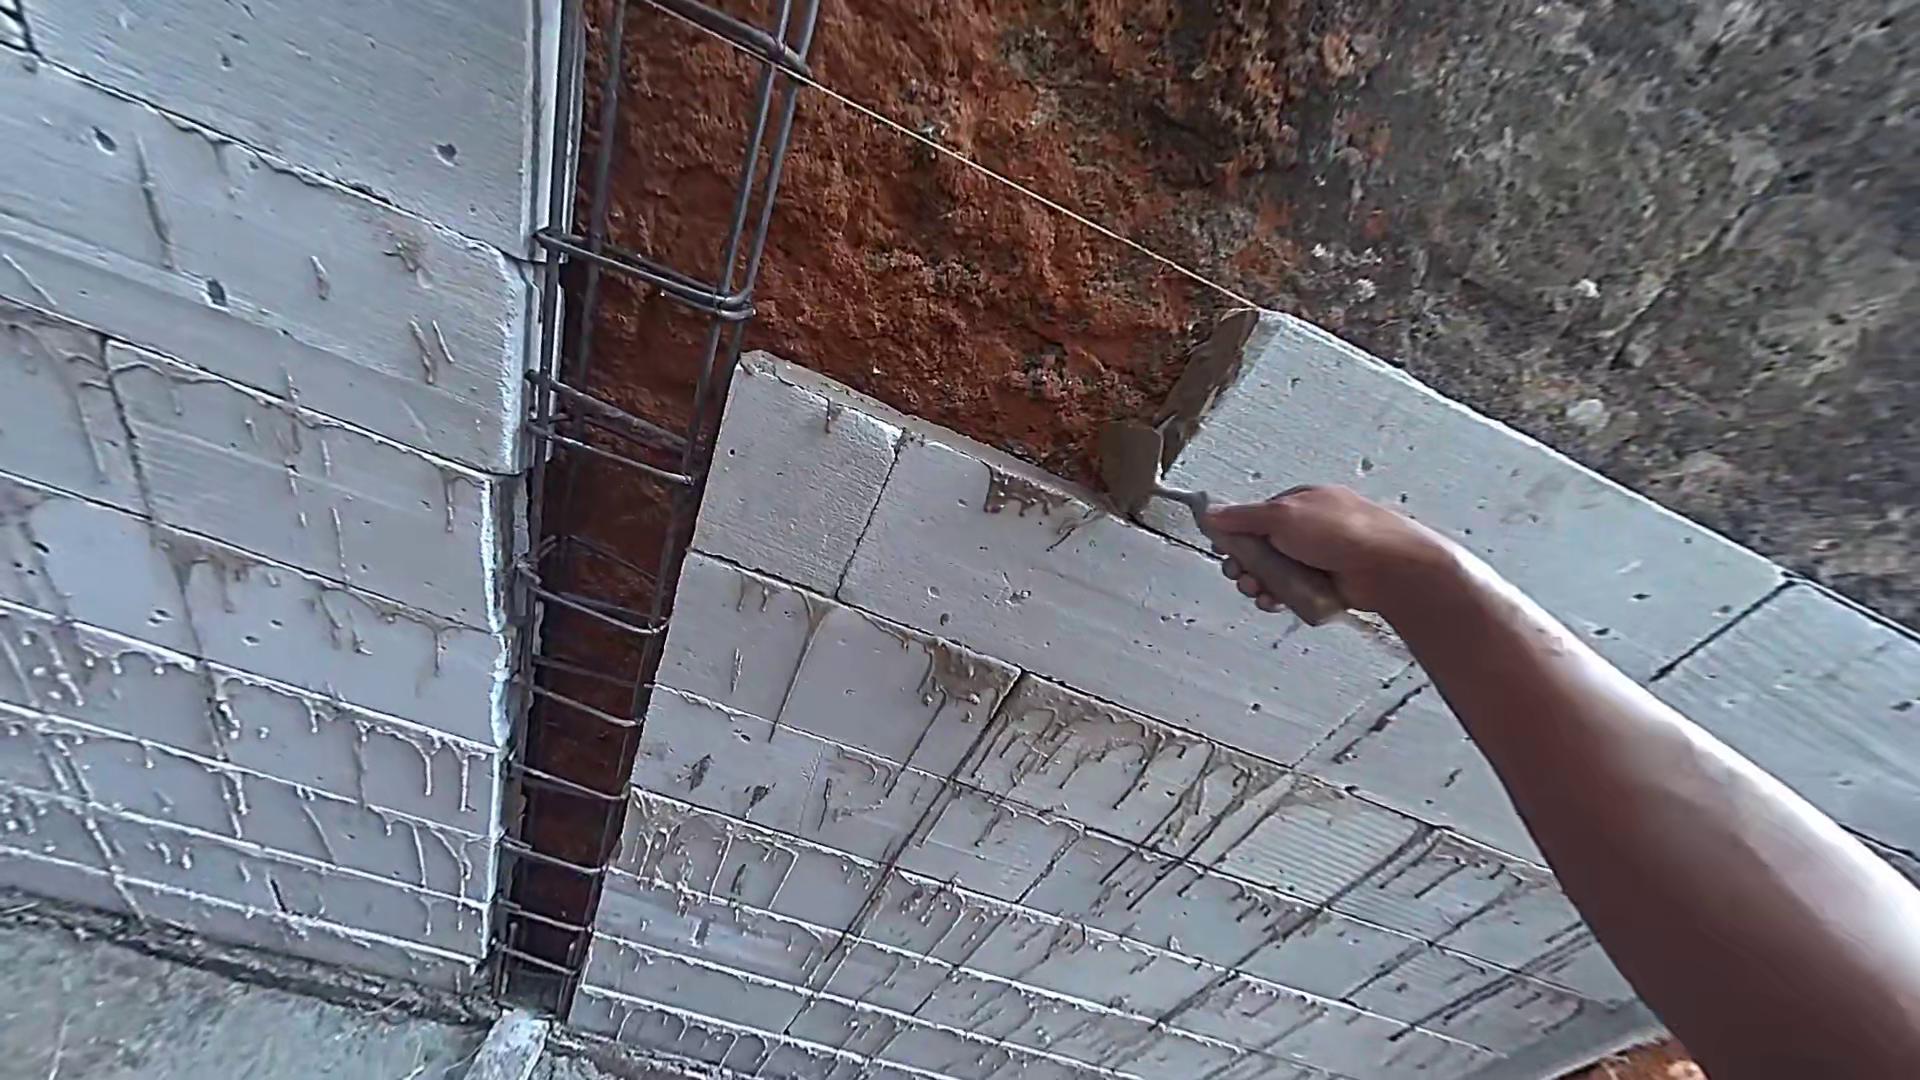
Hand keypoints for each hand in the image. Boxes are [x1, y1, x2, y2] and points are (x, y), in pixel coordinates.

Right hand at [1202, 485, 1459, 615]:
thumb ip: (1242, 516)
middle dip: (1243, 563)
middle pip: (1259, 548)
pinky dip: (1276, 597)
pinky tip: (1273, 601)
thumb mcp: (1283, 515)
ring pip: (1271, 572)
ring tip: (1256, 590)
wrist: (1392, 568)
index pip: (1253, 517)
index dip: (1234, 534)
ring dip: (1257, 582)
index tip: (1223, 548)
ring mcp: (1316, 557)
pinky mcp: (1323, 583)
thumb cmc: (1346, 532)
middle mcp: (1307, 528)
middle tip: (1239, 573)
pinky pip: (1288, 591)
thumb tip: (1211, 513)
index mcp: (1299, 503)